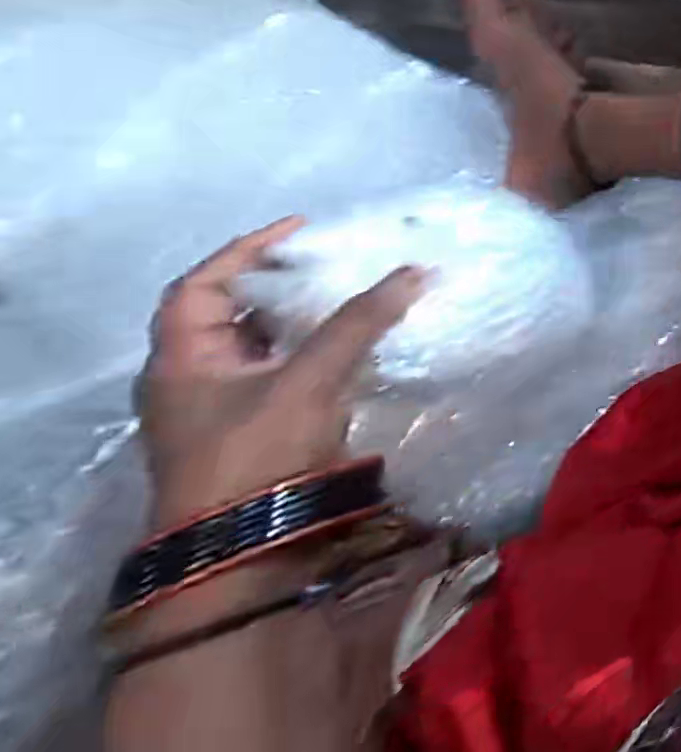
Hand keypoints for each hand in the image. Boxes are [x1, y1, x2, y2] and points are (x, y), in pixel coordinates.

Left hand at [137, 217, 427, 530]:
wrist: (249, 536)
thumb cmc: (257, 450)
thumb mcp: (308, 379)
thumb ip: (360, 324)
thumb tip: (415, 271)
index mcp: (181, 360)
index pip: (198, 287)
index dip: (246, 251)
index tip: (300, 228)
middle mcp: (197, 376)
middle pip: (232, 312)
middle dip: (282, 282)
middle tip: (335, 260)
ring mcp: (229, 403)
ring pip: (267, 342)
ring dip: (307, 316)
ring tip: (355, 292)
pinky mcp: (264, 422)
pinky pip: (291, 368)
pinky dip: (321, 347)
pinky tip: (359, 340)